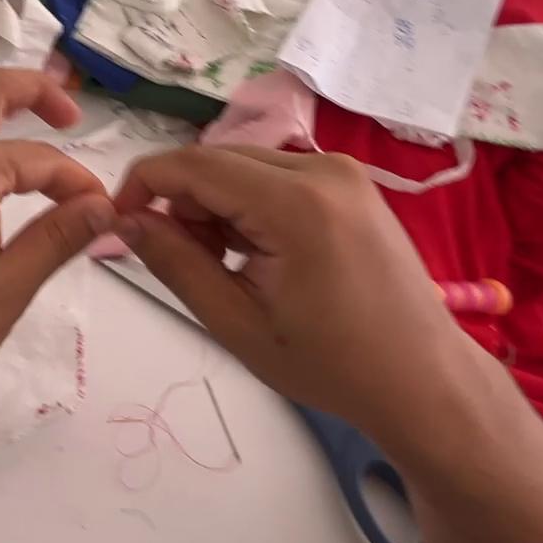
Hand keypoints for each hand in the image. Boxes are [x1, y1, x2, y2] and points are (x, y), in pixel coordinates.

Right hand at [112, 145, 472, 439]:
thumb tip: (125, 220)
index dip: (144, 183)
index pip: (194, 165)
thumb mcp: (235, 322)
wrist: (424, 381)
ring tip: (224, 263)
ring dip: (213, 204)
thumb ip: (174, 263)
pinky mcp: (347, 182)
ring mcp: (341, 171)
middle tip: (181, 259)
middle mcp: (323, 169)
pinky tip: (254, 250)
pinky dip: (245, 204)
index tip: (118, 220)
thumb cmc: (331, 364)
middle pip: (216, 161)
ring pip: (241, 165)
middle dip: (181, 202)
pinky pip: (271, 175)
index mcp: (297, 203)